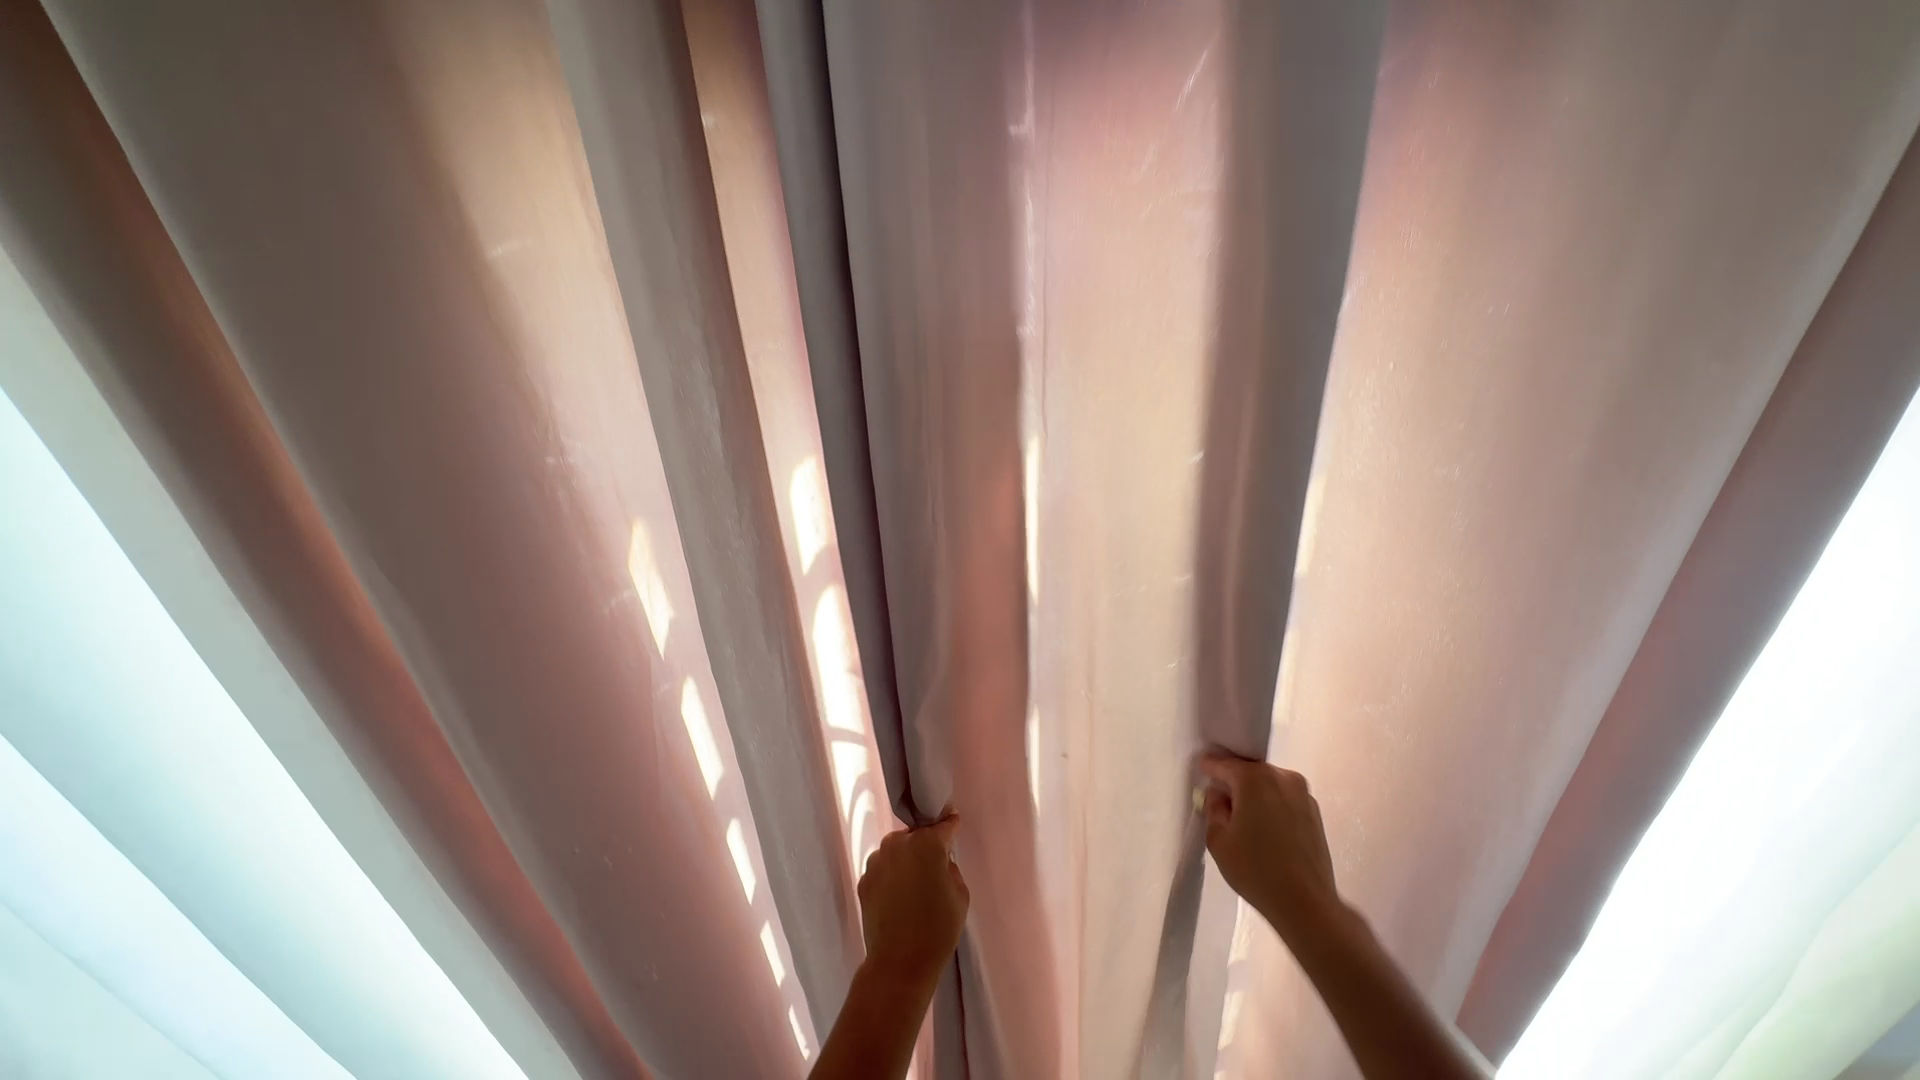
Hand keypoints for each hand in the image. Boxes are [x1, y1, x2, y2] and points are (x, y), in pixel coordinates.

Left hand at [856, 815, 968, 985]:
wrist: (899, 963)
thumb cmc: (938, 928)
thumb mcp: (960, 894)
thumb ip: (949, 867)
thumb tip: (938, 861)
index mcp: (926, 843)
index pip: (942, 824)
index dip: (950, 825)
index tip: (953, 823)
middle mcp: (897, 844)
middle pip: (915, 836)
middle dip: (924, 846)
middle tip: (933, 867)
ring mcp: (876, 861)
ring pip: (896, 852)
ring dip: (905, 861)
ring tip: (913, 887)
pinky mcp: (863, 880)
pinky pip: (883, 870)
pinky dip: (891, 877)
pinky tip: (898, 899)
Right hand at [1197, 752, 1340, 940]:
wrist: (1305, 903)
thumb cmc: (1255, 869)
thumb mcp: (1217, 839)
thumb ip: (1213, 808)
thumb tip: (1219, 795)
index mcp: (1255, 778)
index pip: (1225, 764)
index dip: (1210, 768)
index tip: (1201, 772)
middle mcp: (1283, 777)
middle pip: (1250, 773)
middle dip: (1234, 783)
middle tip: (1220, 802)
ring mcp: (1303, 795)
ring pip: (1269, 786)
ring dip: (1255, 796)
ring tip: (1244, 821)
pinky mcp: (1316, 814)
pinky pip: (1284, 800)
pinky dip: (1272, 807)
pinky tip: (1265, 831)